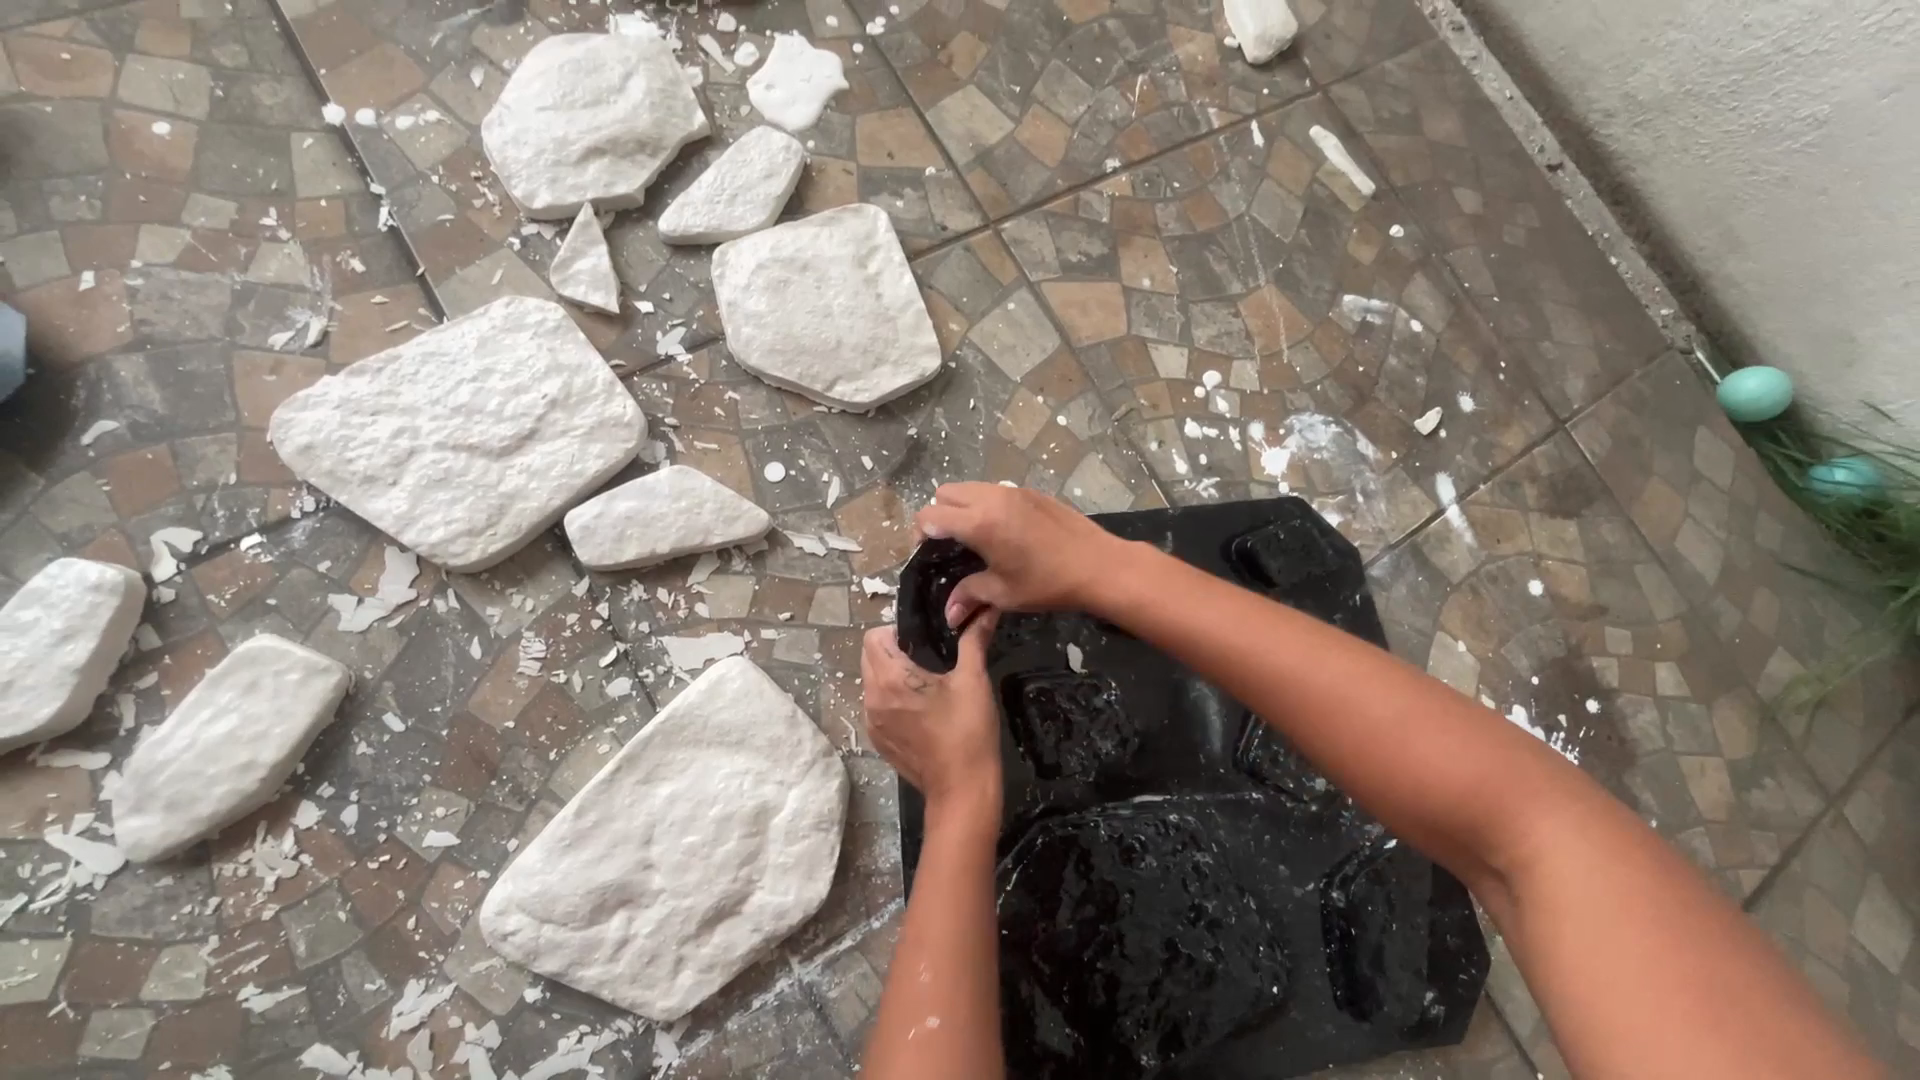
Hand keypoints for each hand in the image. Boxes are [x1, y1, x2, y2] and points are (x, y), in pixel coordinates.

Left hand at [861, 611, 1002, 812]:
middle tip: (926, 657)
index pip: (874, 636)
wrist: (962, 789)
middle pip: (869, 656)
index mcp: (891, 679)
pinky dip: (890, 698)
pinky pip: (876, 705)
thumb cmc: (968, 731)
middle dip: (892, 650)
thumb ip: (974, 639)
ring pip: (870, 681)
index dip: (896, 631)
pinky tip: (919, 708)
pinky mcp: (878, 740)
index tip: (922, 639)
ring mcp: (872, 722)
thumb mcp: (974, 680)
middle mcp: (872, 698)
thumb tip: (985, 609)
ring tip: (924, 682)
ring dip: (890, 675)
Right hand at [915, 483, 1130, 627]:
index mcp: (979, 522)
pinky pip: (995, 490)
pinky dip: (987, 504)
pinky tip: (1005, 531)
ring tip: (977, 536)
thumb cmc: (1048, 583)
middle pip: (946, 492)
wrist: (1099, 565)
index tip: (931, 552)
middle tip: (951, 543)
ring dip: (964, 506)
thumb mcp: (1004, 594)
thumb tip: (949, 615)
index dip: (922, 532)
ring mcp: (1013, 491)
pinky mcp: (1031, 492)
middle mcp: (991, 498)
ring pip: (971, 487)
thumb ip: (969, 596)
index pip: (930, 514)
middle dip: (940, 514)